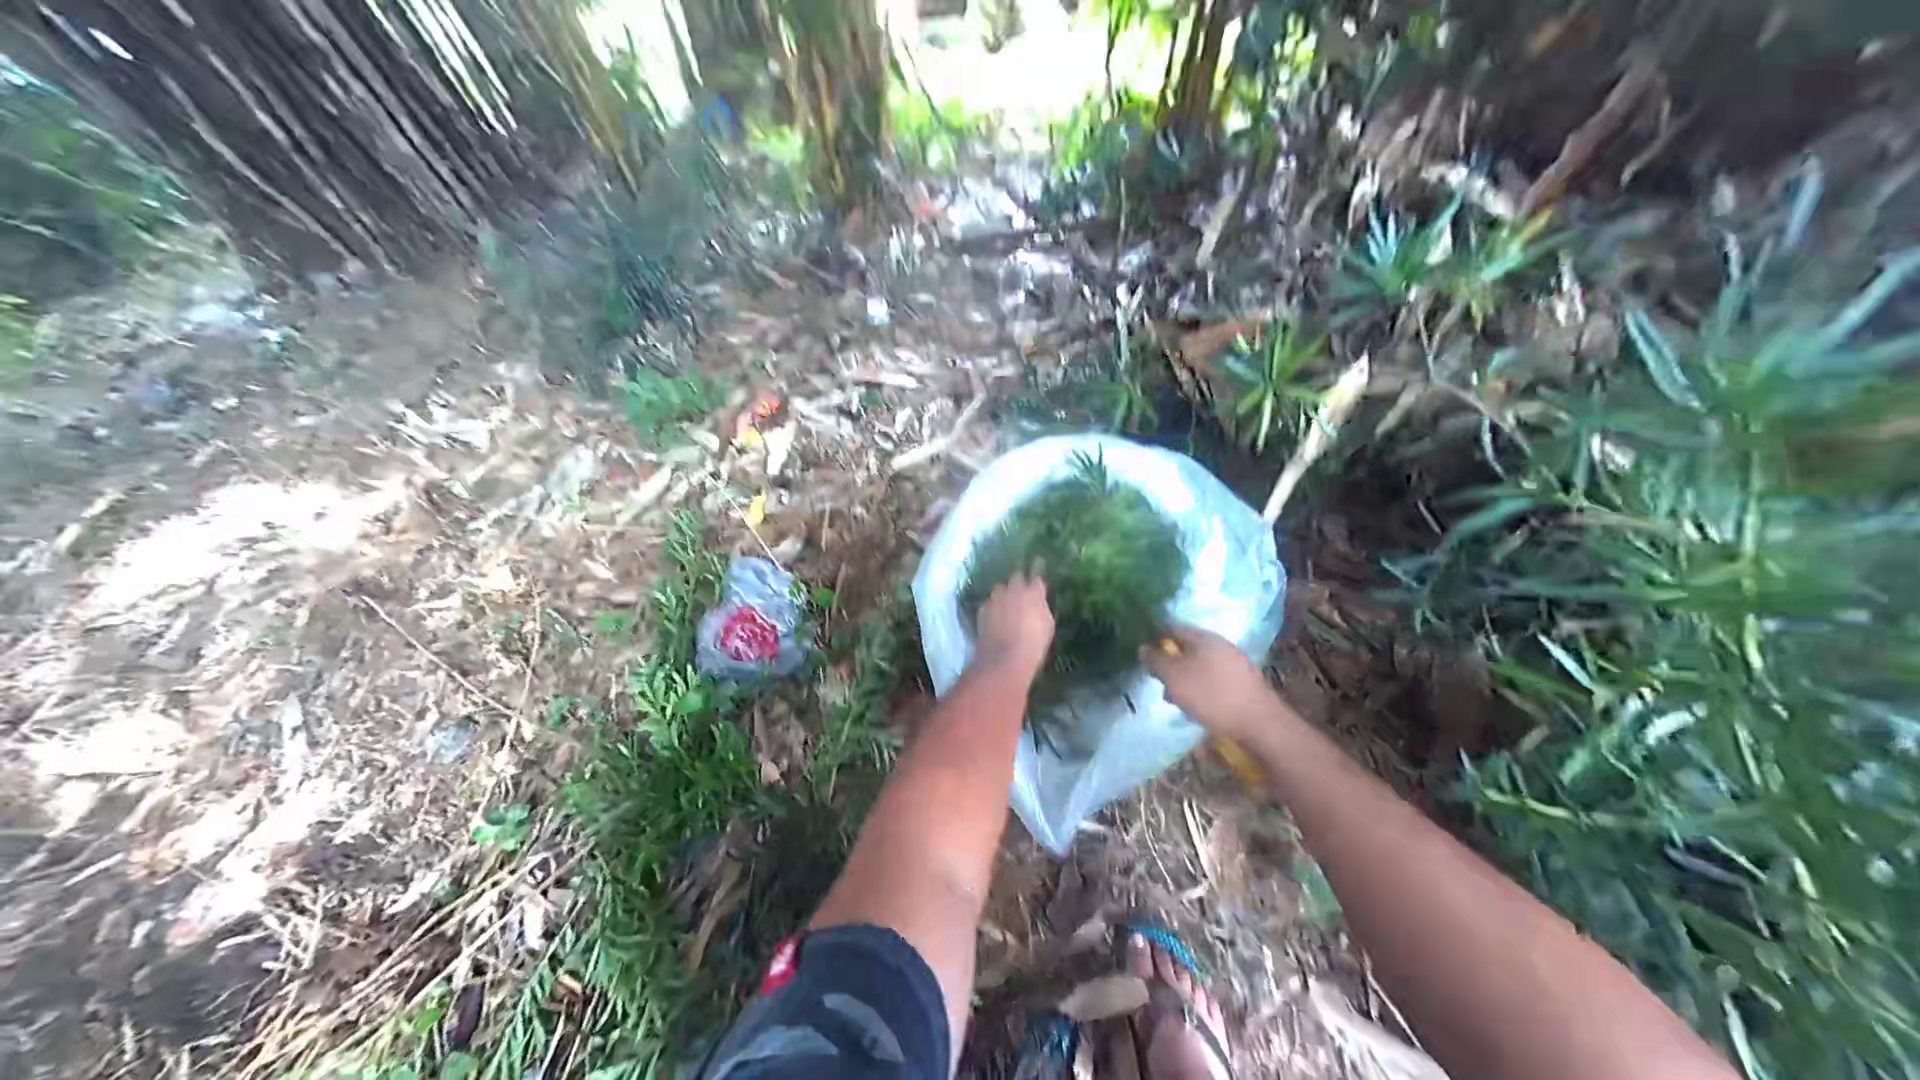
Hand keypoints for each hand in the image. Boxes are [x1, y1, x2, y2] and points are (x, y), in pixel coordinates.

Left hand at [973, 571, 1053, 679]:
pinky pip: (989, 602)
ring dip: (1004, 593)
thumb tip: (1037, 602)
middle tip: (1021, 590)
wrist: (1004, 659)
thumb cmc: (1034, 645)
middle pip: (1016, 576)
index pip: (1036, 574)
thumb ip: (1041, 608)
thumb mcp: (1047, 625)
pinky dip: (993, 607)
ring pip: (1000, 588)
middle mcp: (1013, 590)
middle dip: (1019, 581)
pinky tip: (995, 617)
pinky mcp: (983, 609)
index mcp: (1033, 593)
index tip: (1038, 563)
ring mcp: (995, 598)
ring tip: (1006, 604)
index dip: (1037, 569)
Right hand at [1141, 624, 1281, 739]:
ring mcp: (1235, 663)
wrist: (1259, 724)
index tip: (1143, 655)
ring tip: (1177, 700)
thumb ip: (1156, 660)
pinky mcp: (1243, 683)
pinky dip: (1201, 689)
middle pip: (1187, 647)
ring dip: (1184, 679)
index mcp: (1203, 637)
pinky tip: (1199, 707)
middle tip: (1160, 683)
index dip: (1154, 637)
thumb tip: (1144, 647)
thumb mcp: (1174, 677)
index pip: (1172, 627)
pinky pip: (1213, 679)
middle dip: (1170, 663)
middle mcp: (1221, 645)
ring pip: (1200, 665)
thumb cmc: (1211, 695)